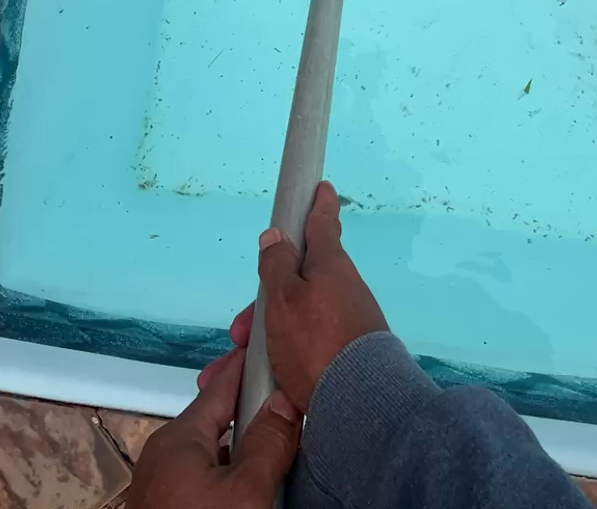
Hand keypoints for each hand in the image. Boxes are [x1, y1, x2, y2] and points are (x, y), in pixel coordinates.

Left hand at [126, 347, 300, 508]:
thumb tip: (285, 398)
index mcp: (179, 436)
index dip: (248, 363)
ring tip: (279, 437)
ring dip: (243, 445)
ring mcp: (163, 487)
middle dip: (250, 407)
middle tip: (286, 396)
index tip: (271, 343)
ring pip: (213, 452)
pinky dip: (231, 473)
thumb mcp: (247, 494)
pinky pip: (205, 479)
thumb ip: (269, 443)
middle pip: (217, 418)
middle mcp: (166, 454)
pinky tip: (256, 481)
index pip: (221, 384)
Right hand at [256, 181, 390, 410]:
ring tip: (234, 371)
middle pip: (298, 282)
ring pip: (296, 319)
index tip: (323, 187)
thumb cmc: (317, 341)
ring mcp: (347, 324)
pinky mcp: (346, 357)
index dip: (320, 205)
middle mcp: (342, 290)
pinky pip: (305, 348)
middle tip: (237, 333)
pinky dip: (280, 359)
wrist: (362, 408)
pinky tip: (260, 384)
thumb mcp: (284, 299)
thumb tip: (276, 236)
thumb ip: (276, 265)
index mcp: (330, 265)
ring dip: (264, 338)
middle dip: (263, 304)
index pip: (324, 224)